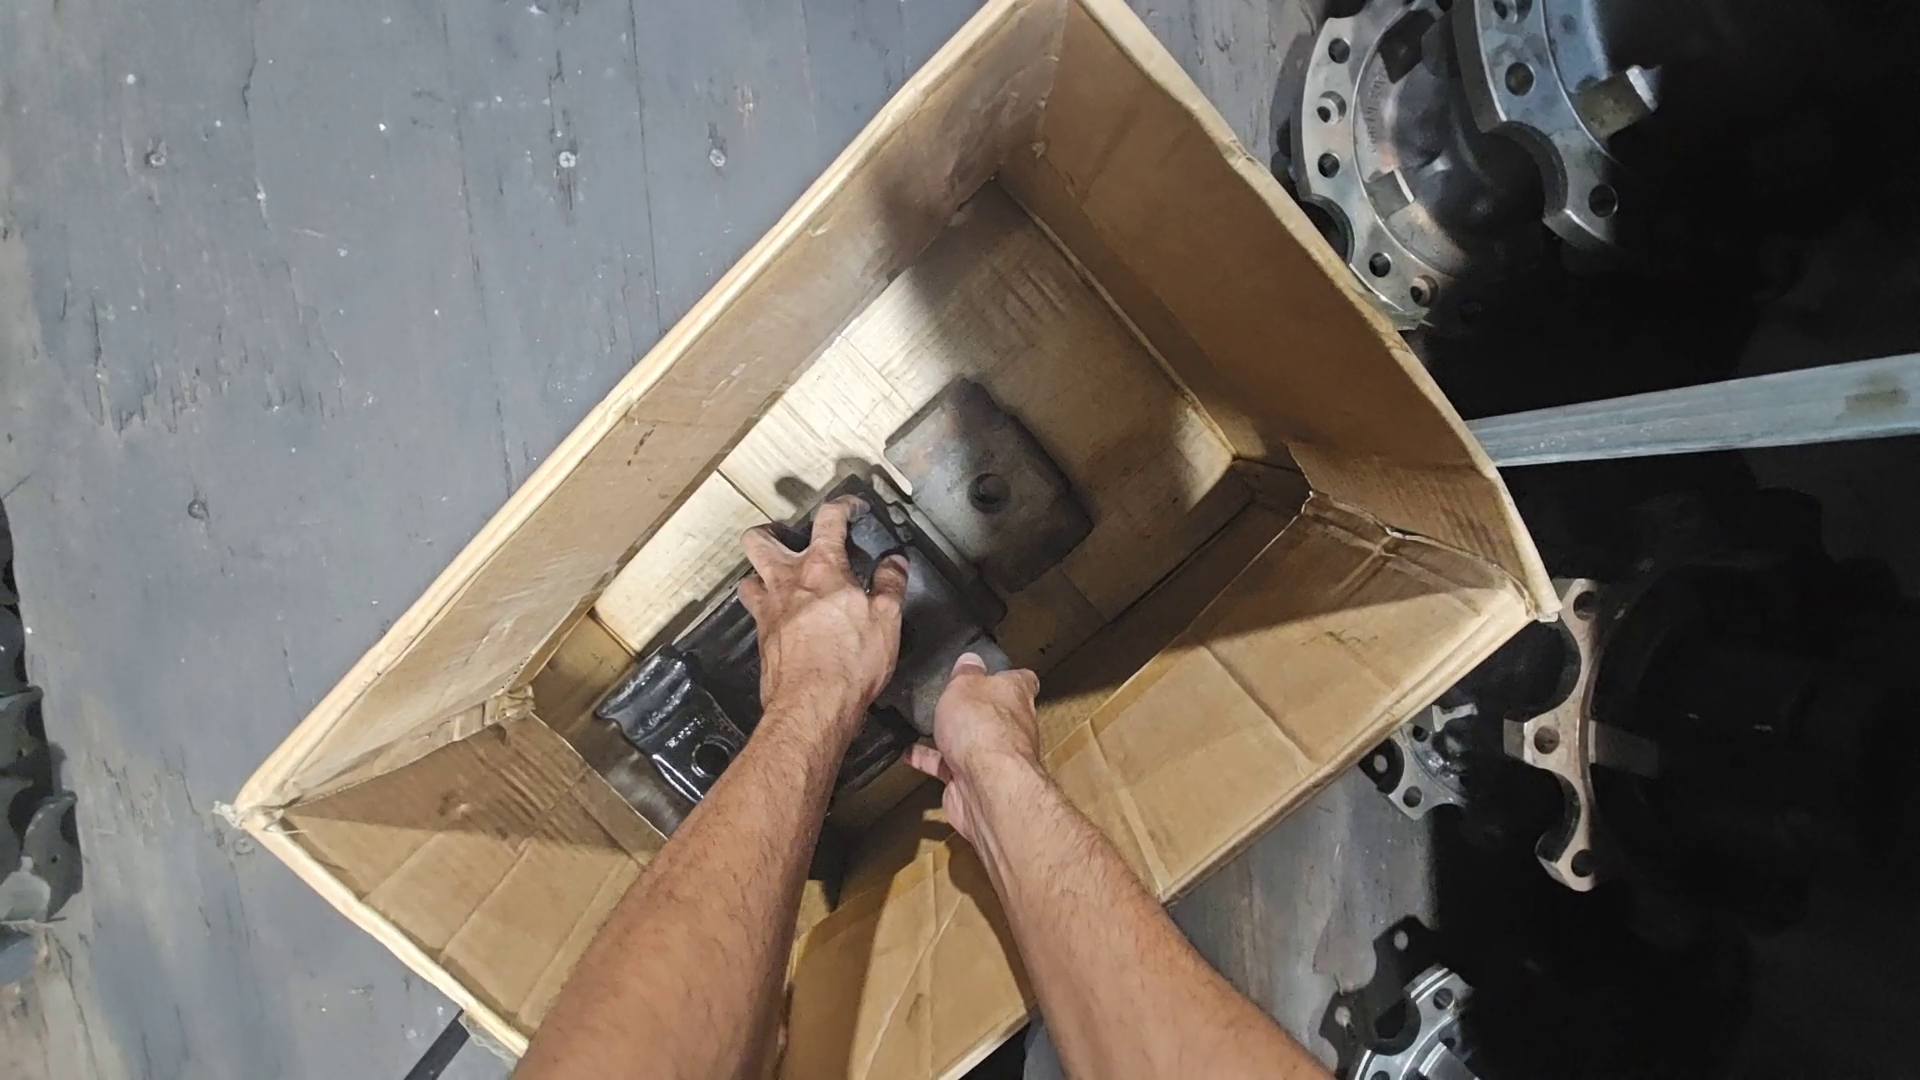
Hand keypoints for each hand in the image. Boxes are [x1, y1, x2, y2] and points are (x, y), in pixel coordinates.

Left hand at [739, 496, 909, 735]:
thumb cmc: (848, 663)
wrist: (813, 705)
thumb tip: (895, 563)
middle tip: (787, 538)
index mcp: (823, 568)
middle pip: (760, 540)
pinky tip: (782, 619)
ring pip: (749, 576)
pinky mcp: (763, 639)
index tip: (850, 509)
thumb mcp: (887, 619)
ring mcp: (769, 610)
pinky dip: (765, 609)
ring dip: (761, 573)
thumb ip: (891, 584)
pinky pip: (755, 612)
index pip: (828, 520)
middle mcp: (788, 582)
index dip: (841, 507)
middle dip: (771, 533)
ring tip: (778, 578)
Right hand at [907, 653, 1042, 844]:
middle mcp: (1011, 727)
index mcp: (1016, 695)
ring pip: (971, 741)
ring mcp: (993, 757)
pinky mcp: (971, 781)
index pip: (1022, 680)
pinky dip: (928, 760)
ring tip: (927, 724)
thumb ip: (966, 673)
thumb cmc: (984, 728)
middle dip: (977, 708)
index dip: (1008, 675)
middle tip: (954, 698)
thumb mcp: (966, 684)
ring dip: (951, 736)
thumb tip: (970, 661)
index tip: (993, 671)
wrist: (984, 785)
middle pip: (997, 712)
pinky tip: (909, 753)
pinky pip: (947, 766)